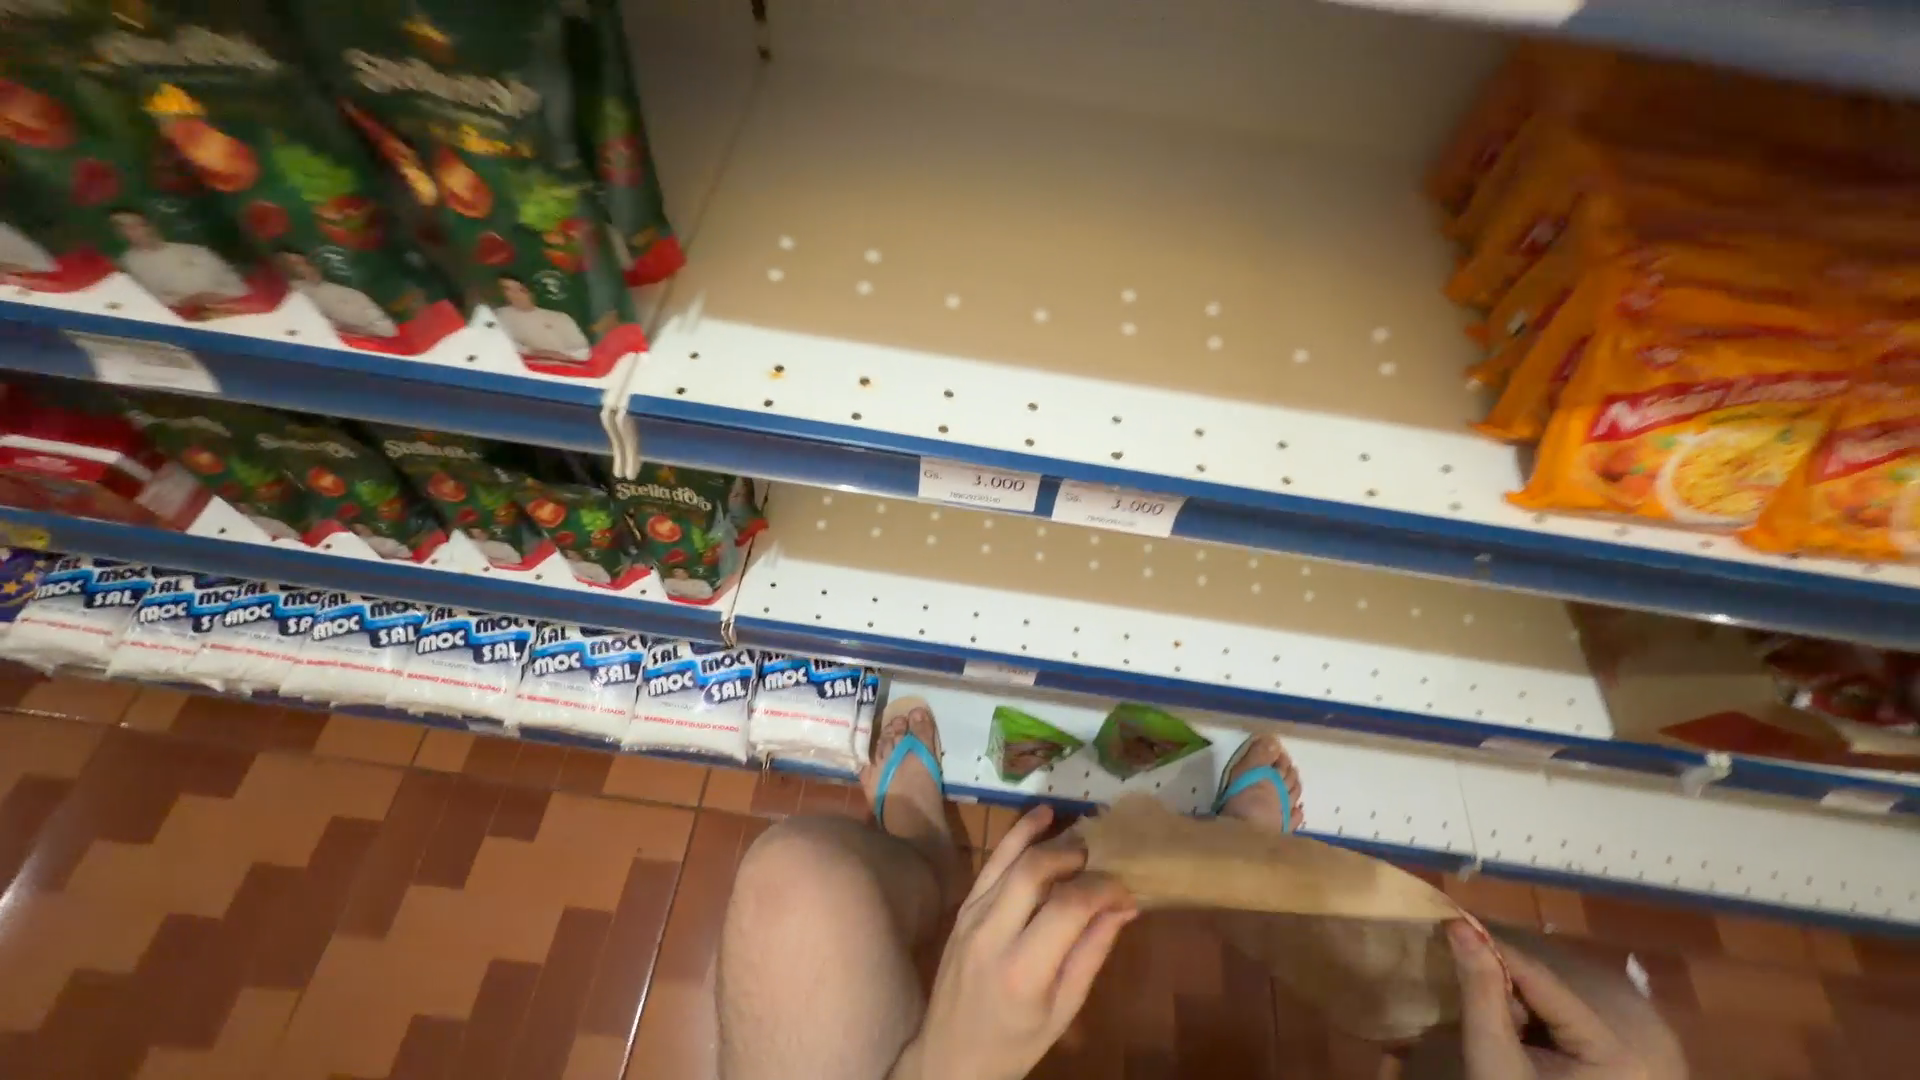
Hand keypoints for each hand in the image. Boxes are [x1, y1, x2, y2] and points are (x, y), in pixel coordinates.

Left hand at [895, 805, 1135, 1079]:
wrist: (949, 1055)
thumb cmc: (1015, 1043)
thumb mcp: (1063, 1009)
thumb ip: (1092, 952)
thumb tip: (1126, 905)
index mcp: (1023, 971)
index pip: (1068, 908)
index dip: (1102, 889)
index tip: (1125, 887)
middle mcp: (992, 934)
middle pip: (1034, 871)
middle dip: (1073, 855)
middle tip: (1102, 856)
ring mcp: (971, 916)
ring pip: (1010, 858)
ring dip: (1047, 837)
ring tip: (1079, 829)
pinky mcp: (963, 906)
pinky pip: (991, 862)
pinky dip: (1017, 835)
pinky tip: (1042, 818)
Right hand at [1450, 922, 1650, 1079]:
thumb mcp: (1492, 1050)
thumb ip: (1479, 987)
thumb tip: (1460, 926)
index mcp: (1615, 1052)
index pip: (1543, 982)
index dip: (1496, 950)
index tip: (1455, 922)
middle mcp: (1625, 1051)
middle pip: (1548, 993)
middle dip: (1500, 974)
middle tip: (1456, 954)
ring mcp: (1614, 1062)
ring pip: (1548, 1006)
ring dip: (1507, 993)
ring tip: (1469, 983)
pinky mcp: (1596, 1068)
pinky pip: (1552, 1026)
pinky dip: (1519, 1016)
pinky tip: (1494, 1015)